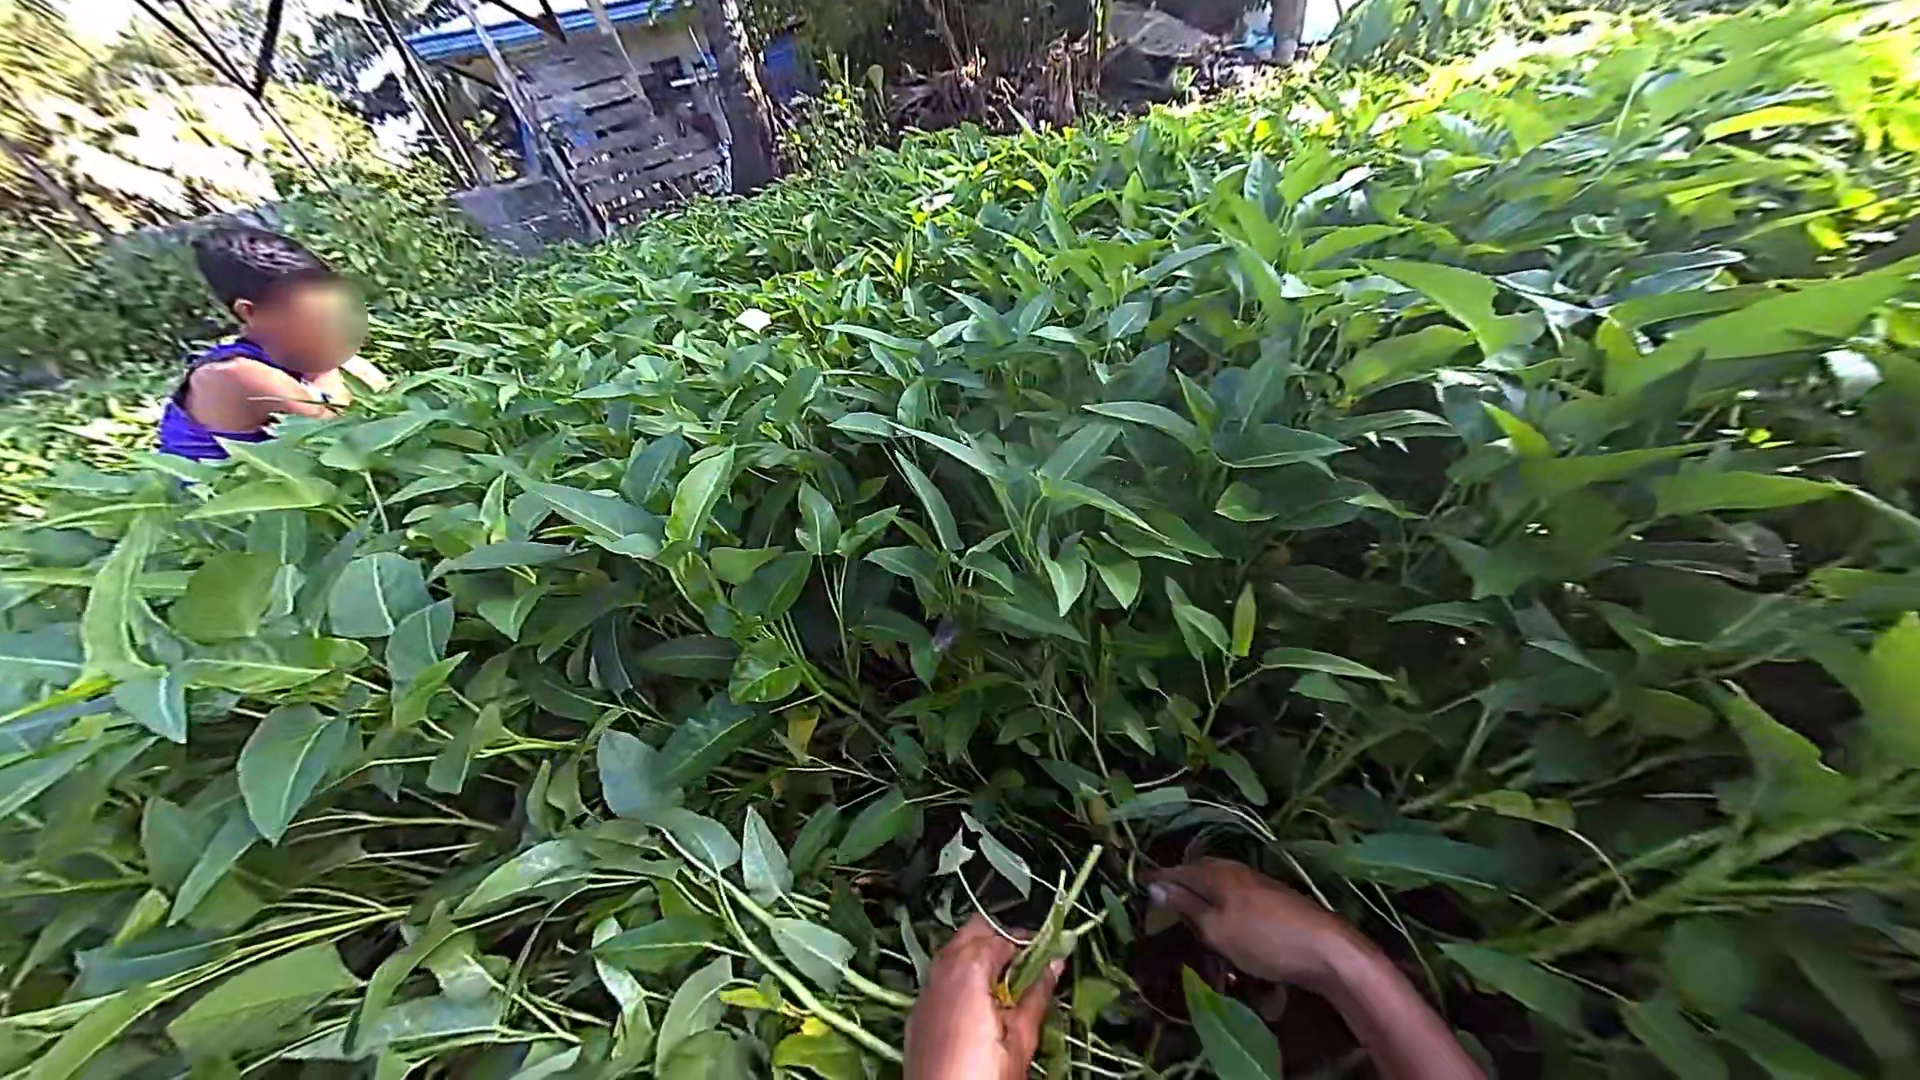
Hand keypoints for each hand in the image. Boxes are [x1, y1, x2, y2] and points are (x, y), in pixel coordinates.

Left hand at [904, 915, 1061, 1079]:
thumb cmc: (984, 1078)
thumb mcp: (1020, 1039)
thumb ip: (1037, 994)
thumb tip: (1055, 962)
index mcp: (971, 965)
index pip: (1004, 937)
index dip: (1028, 943)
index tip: (1047, 952)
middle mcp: (944, 965)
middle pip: (974, 931)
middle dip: (1000, 938)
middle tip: (1025, 964)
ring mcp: (927, 987)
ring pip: (954, 950)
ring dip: (977, 954)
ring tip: (1003, 984)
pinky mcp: (917, 1010)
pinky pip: (940, 976)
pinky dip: (959, 975)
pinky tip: (975, 1003)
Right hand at [1145, 859, 1361, 990]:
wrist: (1329, 950)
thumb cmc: (1264, 938)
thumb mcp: (1216, 929)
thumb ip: (1184, 906)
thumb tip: (1153, 885)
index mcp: (1213, 872)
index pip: (1174, 870)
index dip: (1155, 879)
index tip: (1137, 885)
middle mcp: (1231, 869)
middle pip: (1196, 876)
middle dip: (1180, 890)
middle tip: (1165, 909)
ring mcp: (1254, 881)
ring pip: (1217, 888)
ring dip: (1204, 904)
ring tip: (1198, 926)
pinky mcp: (1271, 898)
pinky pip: (1236, 899)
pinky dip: (1226, 912)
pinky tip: (1231, 932)